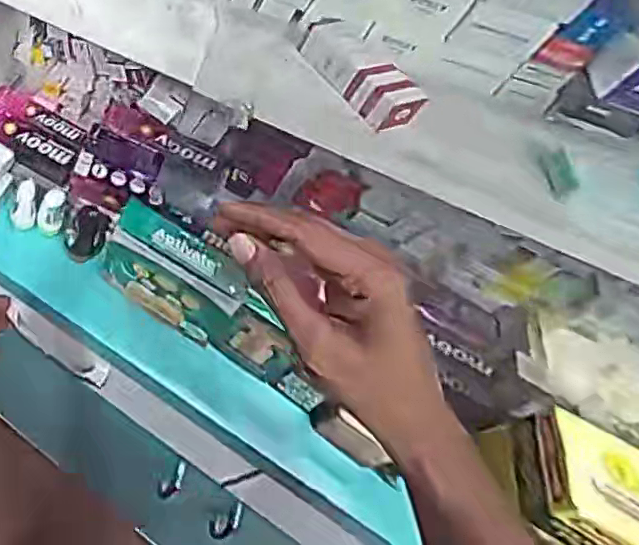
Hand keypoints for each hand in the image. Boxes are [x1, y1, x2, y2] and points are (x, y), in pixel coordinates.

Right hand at [212, 202, 445, 454]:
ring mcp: (371, 266)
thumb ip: (277, 288)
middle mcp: (373, 258)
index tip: (225, 211)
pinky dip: (289, 249)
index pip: (304, 230)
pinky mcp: (365, 278)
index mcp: (370, 270)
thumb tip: (240, 243)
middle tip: (222, 219)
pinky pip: (321, 254)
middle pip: (309, 226)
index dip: (260, 217)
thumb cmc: (370, 390)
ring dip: (274, 231)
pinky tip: (265, 249)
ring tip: (235, 230)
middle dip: (263, 220)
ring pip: (313, 236)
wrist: (417, 426)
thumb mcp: (316, 343)